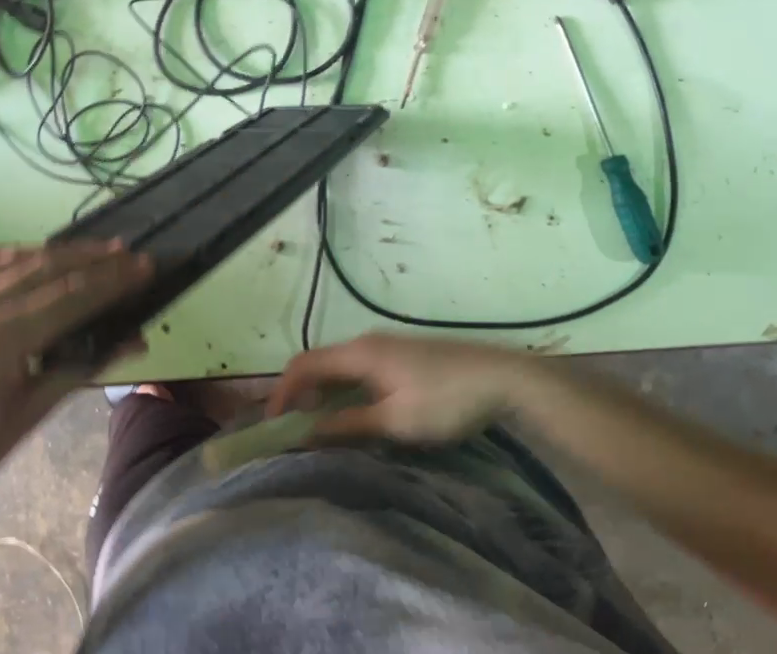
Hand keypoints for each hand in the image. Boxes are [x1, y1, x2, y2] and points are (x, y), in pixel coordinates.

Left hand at [0, 242, 152, 528]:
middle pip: (43, 268)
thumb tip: (134, 341)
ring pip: (9, 258)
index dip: (112, 280)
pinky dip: (8, 254)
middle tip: (128, 253)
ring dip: (54, 252)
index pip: (69, 296)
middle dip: (91, 260)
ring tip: (90, 251)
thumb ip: (80, 367)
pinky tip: (30, 254)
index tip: (144, 267)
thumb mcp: (29, 413)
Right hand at [268, 333, 533, 444]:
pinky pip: (358, 368)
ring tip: (319, 427)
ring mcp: (386, 345)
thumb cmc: (446, 401)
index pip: (303, 365)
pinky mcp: (401, 354)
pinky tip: (353, 413)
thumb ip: (347, 425)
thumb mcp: (395, 422)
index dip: (282, 393)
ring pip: (339, 367)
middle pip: (318, 363)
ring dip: (323, 394)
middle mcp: (366, 342)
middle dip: (300, 395)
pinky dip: (343, 390)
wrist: (503, 378)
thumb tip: (305, 433)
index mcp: (359, 353)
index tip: (273, 425)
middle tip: (293, 430)